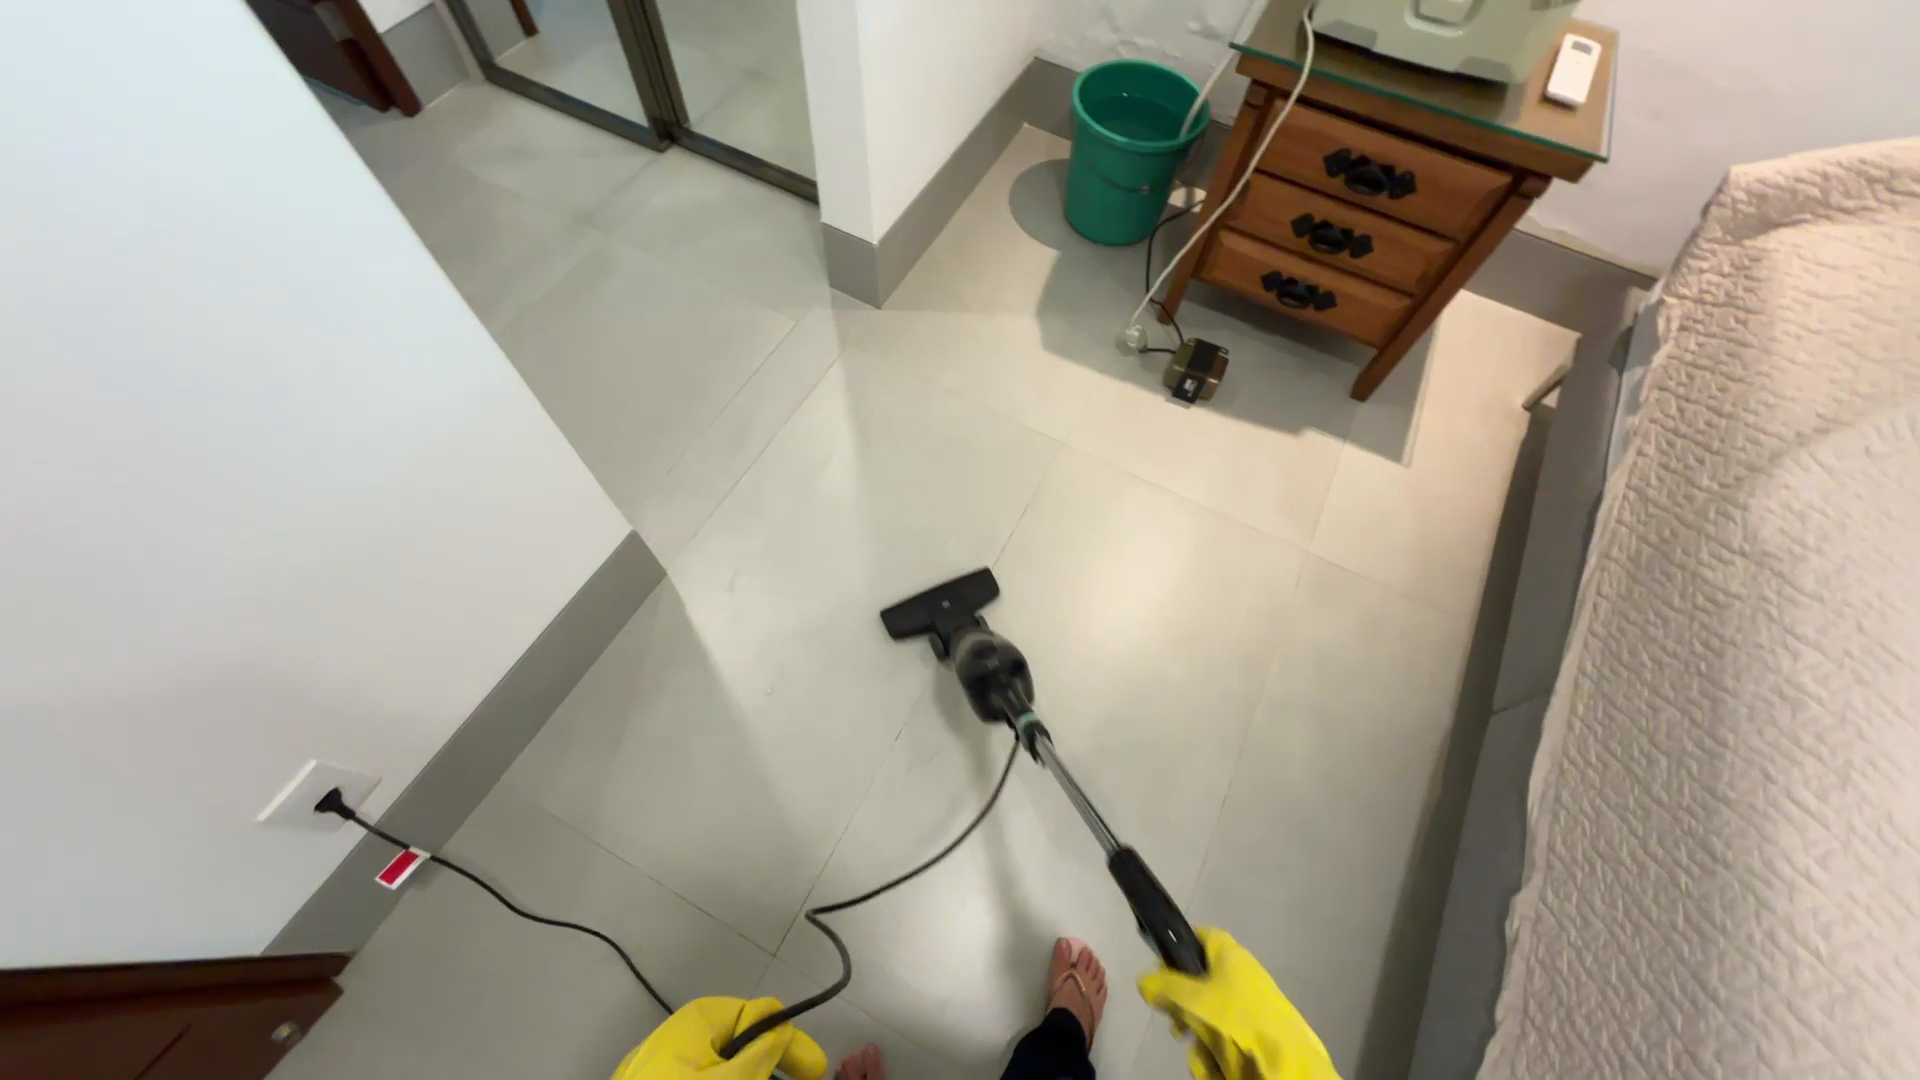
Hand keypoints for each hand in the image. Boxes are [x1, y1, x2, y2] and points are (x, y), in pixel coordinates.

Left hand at [611, 997, 827, 1079]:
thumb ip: (764, 1051)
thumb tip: (783, 1026)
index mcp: (700, 1019)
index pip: (761, 1015)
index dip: (792, 1043)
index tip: (817, 1073)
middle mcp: (680, 1035)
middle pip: (741, 1046)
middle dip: (768, 1068)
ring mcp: (659, 1070)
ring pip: (721, 1069)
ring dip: (747, 1078)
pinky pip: (695, 1079)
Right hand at [1137, 928, 1339, 1079]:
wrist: (1288, 1069)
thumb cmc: (1238, 1020)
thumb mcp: (1193, 999)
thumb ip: (1164, 987)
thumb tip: (1143, 980)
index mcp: (1231, 956)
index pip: (1201, 936)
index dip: (1178, 947)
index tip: (1161, 969)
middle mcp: (1241, 977)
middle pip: (1199, 981)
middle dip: (1181, 1005)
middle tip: (1174, 1022)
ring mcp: (1250, 1010)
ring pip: (1208, 1017)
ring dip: (1196, 1036)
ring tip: (1199, 1054)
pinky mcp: (1256, 1039)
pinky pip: (1223, 1041)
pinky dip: (1214, 1056)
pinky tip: (1213, 1069)